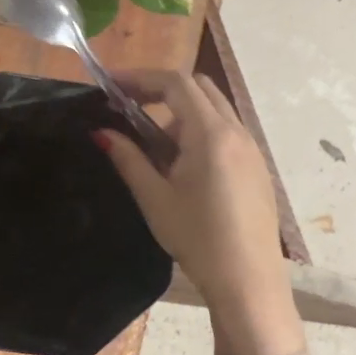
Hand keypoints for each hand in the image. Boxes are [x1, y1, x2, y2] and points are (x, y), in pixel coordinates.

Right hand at [95, 70, 286, 310]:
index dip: (140, 78)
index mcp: (210, 135)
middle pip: (199, 88)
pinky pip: (223, 131)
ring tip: (145, 140)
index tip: (109, 86)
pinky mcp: (254, 166)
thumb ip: (127, 158)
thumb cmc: (195, 237)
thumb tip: (100, 132)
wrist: (247, 277)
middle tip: (124, 104)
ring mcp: (250, 148)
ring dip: (177, 111)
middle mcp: (236, 132)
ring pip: (212, 109)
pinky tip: (175, 161)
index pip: (176, 84)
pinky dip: (195, 129)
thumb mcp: (153, 197)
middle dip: (159, 88)